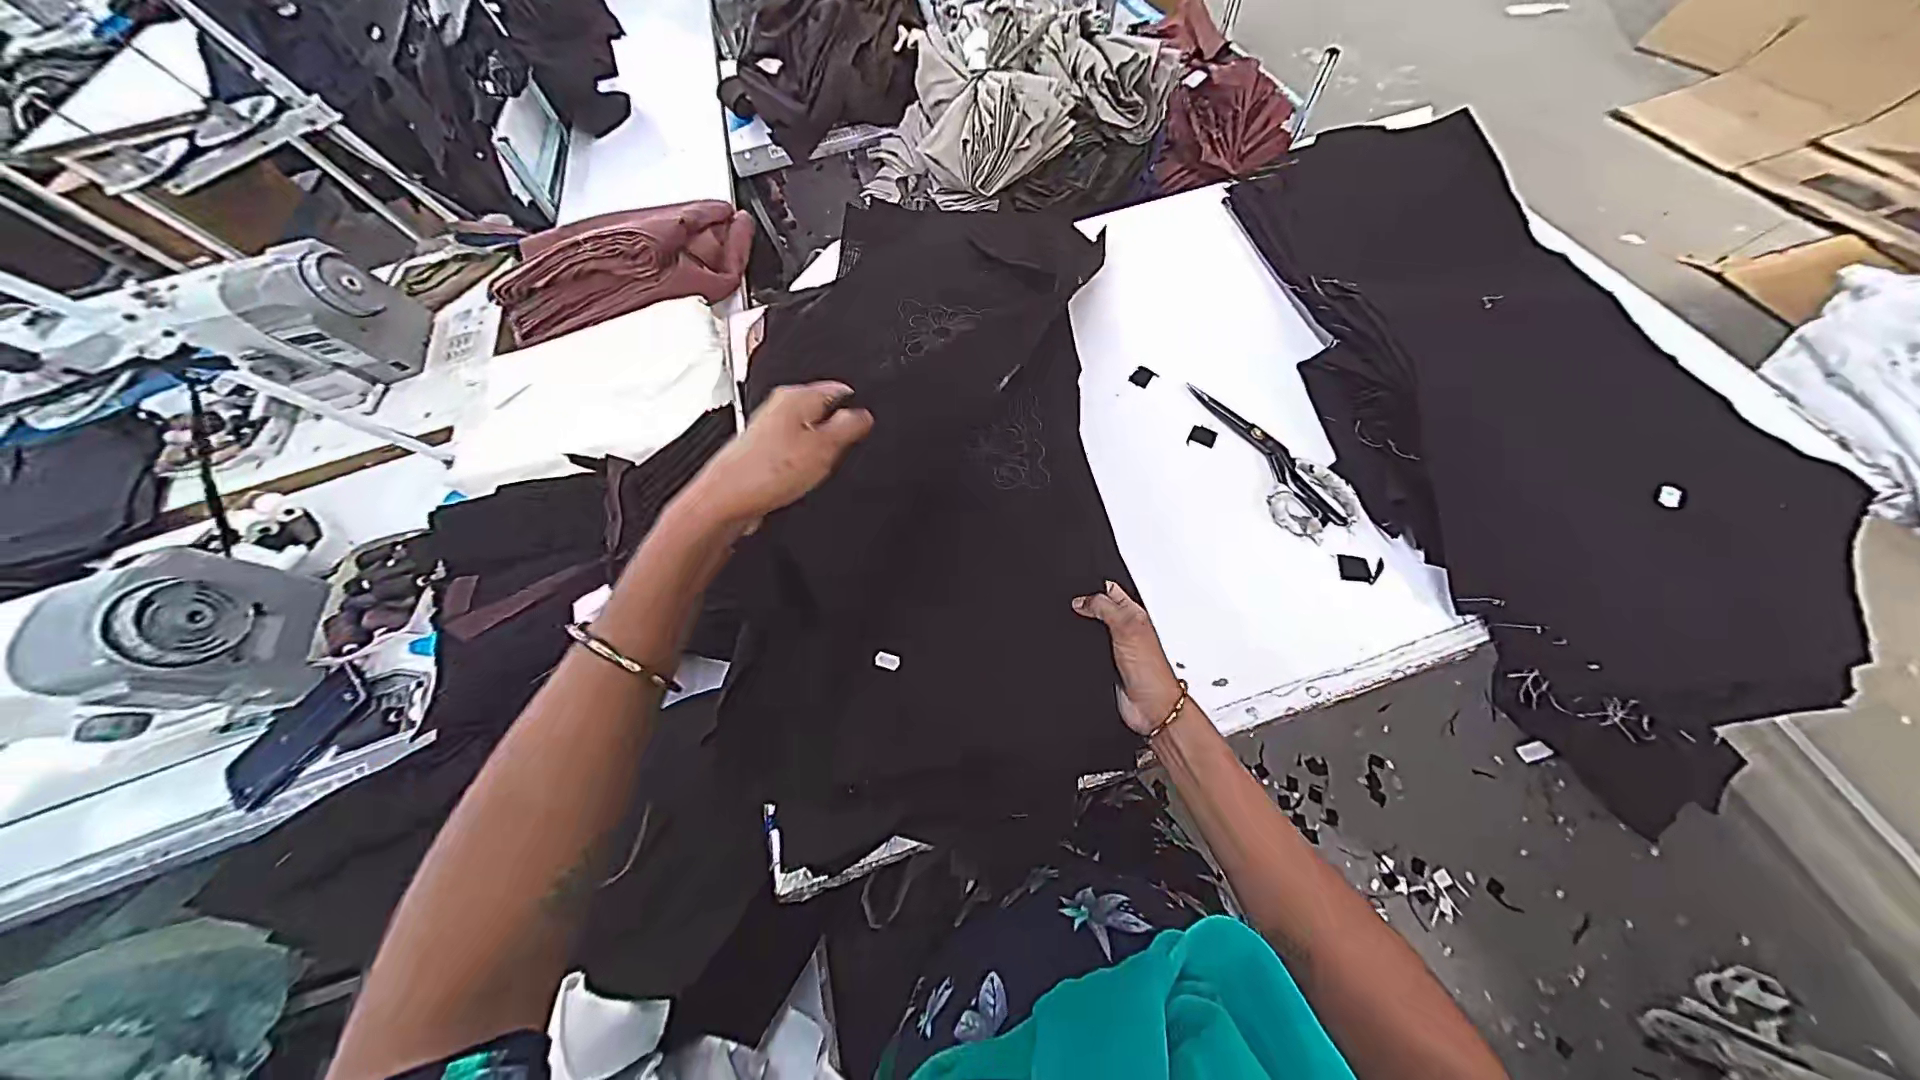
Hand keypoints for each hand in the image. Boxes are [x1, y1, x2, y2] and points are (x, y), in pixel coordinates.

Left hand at [673, 381, 873, 533]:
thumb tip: (864, 415)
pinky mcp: (764, 452)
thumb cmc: (765, 473)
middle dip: (837, 435)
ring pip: (810, 436)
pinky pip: (795, 455)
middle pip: (825, 414)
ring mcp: (770, 429)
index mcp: (797, 396)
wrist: (726, 500)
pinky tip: (799, 480)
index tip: (863, 429)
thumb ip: (850, 426)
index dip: (858, 409)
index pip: (840, 389)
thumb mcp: (825, 448)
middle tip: (836, 456)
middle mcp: (780, 407)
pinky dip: (802, 466)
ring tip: (814, 470)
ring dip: (819, 454)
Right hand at [1072, 581, 1184, 735]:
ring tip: (1074, 622)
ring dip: (1083, 630)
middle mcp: (1125, 630)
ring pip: (1092, 631)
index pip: (1111, 591)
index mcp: (1134, 615)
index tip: (1080, 586)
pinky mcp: (1105, 666)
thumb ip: (1105, 608)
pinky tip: (1078, 649)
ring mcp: (1115, 648)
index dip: (1096, 586)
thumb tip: (1082, 600)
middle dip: (1085, 607)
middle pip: (1099, 610)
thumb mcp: (1127, 627)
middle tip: (1074, 604)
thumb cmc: (1151, 672)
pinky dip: (1081, 651)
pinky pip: (1088, 652)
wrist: (1150, 708)